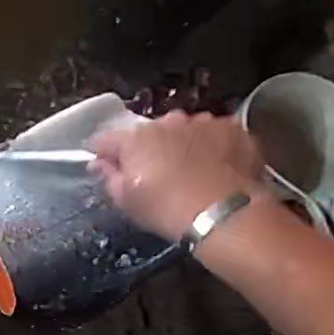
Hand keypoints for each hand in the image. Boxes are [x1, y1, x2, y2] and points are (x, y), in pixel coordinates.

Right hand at [87, 111, 269, 238]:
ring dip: (180, 143)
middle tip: (153, 171)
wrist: (224, 212)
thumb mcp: (125, 200)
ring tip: (188, 168)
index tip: (106, 166)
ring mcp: (204, 122)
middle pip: (148, 132)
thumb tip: (98, 163)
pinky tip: (214, 165)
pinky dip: (210, 145)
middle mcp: (168, 122)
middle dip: (147, 147)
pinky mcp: (234, 129)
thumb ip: (108, 176)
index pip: (106, 139)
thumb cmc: (165, 208)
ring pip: (183, 130)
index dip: (103, 153)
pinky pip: (213, 133)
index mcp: (134, 138)